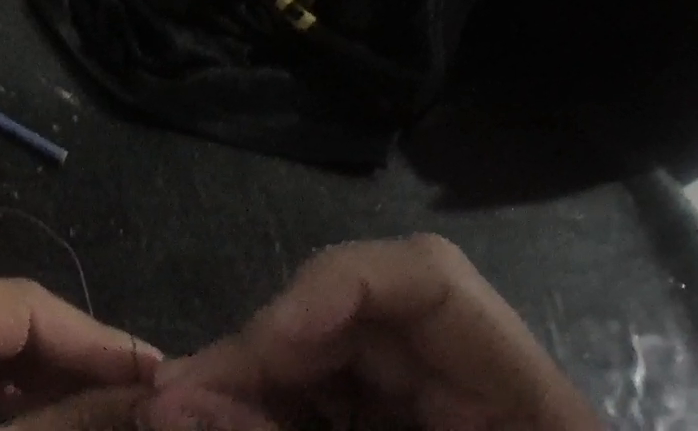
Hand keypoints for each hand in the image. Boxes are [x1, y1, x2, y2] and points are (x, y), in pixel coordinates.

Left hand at [0, 278, 162, 430]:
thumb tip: (149, 398)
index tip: (164, 372)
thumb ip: (71, 425)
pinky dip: (3, 404)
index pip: (18, 306)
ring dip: (43, 385)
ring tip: (113, 410)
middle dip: (72, 363)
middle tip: (146, 398)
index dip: (95, 338)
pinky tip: (55, 421)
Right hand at [142, 235, 601, 430]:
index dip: (336, 285)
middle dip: (260, 351)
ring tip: (181, 411)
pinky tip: (218, 420)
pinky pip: (314, 400)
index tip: (268, 339)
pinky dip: (262, 409)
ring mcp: (423, 411)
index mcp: (526, 405)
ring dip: (245, 381)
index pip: (427, 281)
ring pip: (317, 358)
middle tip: (182, 396)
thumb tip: (170, 404)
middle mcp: (468, 387)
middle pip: (348, 319)